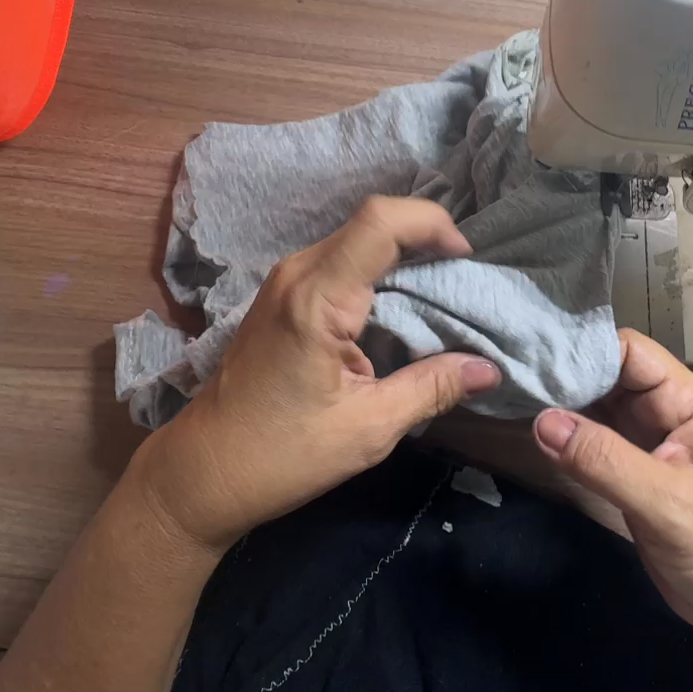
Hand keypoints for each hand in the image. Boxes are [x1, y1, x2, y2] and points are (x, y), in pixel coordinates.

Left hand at [129, 196, 502, 553]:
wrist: (201, 471)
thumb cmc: (281, 455)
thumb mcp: (368, 430)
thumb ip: (432, 389)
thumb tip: (491, 369)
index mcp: (317, 299)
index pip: (380, 221)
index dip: (431, 224)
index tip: (464, 259)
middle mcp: (299, 272)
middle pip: (374, 222)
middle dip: (427, 240)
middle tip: (464, 281)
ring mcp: (287, 278)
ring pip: (359, 237)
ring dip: (405, 254)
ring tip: (442, 292)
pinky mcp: (286, 291)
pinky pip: (345, 258)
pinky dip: (382, 269)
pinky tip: (403, 305)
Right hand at [530, 328, 692, 635]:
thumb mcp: (666, 502)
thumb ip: (604, 461)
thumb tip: (541, 421)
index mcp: (685, 400)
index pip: (629, 351)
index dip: (586, 349)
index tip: (538, 358)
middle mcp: (663, 409)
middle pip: (607, 373)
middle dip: (565, 373)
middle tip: (515, 375)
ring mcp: (645, 440)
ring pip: (595, 405)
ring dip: (560, 403)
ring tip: (515, 394)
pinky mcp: (629, 470)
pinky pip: (591, 440)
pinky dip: (564, 435)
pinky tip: (532, 429)